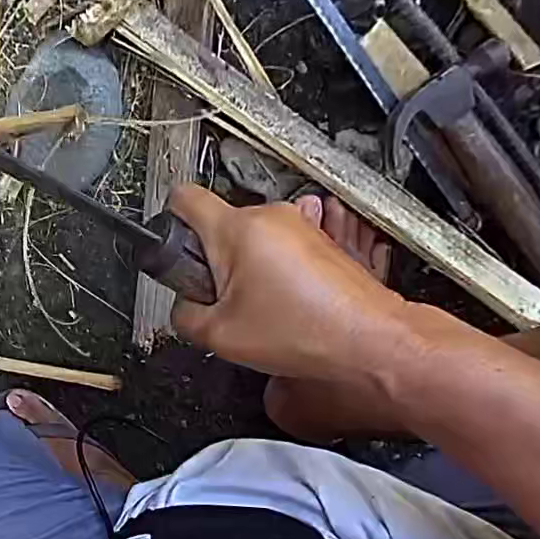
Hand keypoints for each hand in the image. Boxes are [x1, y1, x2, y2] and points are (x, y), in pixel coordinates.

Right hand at [169, 185, 439, 399]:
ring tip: (259, 306)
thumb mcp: (217, 335)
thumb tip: (182, 304)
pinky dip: (271, 272)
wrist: (370, 341)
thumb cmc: (306, 333)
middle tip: (223, 299)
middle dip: (211, 261)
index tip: (174, 246)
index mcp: (237, 230)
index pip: (184, 197)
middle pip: (217, 226)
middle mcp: (270, 216)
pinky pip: (277, 248)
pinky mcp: (318, 240)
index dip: (169, 219)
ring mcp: (299, 225)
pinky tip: (283, 304)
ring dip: (243, 269)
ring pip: (248, 239)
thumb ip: (182, 313)